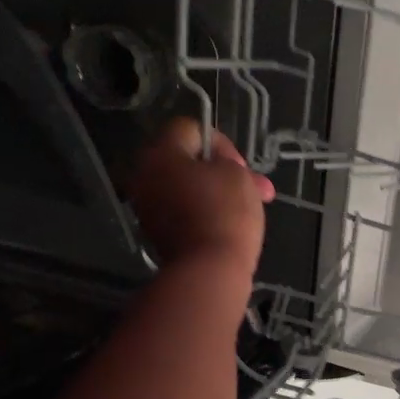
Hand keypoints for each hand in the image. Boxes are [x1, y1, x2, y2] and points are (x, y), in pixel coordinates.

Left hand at [129, 116, 275, 270]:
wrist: (210, 269)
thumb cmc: (226, 214)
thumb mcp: (237, 175)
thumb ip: (227, 161)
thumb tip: (219, 165)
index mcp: (159, 153)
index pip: (191, 129)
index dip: (223, 143)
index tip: (245, 168)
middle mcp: (144, 175)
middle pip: (186, 162)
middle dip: (223, 173)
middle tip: (255, 190)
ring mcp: (147, 207)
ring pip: (186, 189)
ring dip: (216, 194)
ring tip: (248, 211)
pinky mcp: (157, 234)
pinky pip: (183, 213)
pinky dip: (204, 215)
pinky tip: (228, 227)